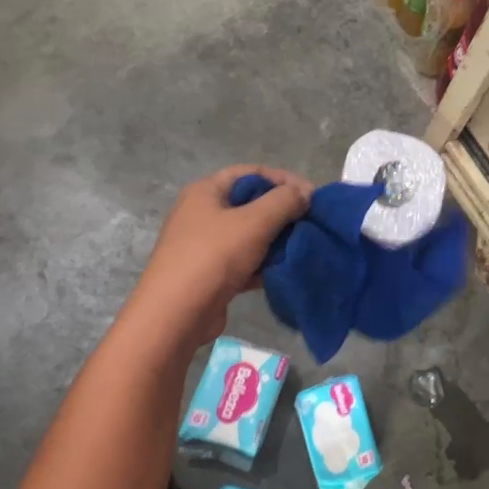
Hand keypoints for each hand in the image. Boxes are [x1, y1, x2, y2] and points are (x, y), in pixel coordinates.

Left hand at [129, 165, 313, 346]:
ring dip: (277, 239)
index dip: (284, 179)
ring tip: (303, 246)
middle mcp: (203, 214)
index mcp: (206, 192)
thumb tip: (305, 193)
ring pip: (250, 234)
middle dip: (283, 211)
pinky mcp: (213, 274)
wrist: (176, 316)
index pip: (251, 172)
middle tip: (311, 222)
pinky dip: (265, 263)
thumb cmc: (213, 257)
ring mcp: (206, 246)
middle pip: (251, 203)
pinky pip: (246, 261)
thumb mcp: (254, 222)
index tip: (312, 195)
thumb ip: (284, 201)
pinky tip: (285, 270)